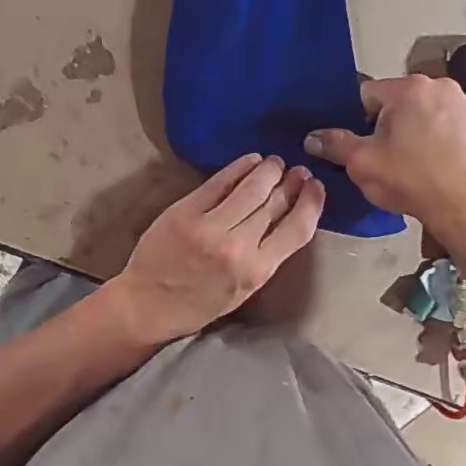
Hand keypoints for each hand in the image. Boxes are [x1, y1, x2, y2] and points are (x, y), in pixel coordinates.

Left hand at [101, 154, 324, 345]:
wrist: (149, 305)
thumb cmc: (199, 304)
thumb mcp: (244, 289)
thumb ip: (266, 256)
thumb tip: (287, 218)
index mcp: (257, 271)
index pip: (298, 229)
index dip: (312, 203)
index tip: (317, 187)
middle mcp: (238, 246)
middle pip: (276, 203)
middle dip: (292, 182)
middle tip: (298, 171)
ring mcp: (210, 226)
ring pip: (252, 187)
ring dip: (269, 170)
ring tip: (275, 162)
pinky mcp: (186, 211)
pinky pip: (219, 182)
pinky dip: (240, 167)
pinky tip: (250, 160)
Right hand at [304, 75, 465, 244]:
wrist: (464, 206)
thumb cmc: (411, 180)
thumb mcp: (362, 163)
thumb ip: (334, 144)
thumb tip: (312, 137)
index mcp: (408, 87)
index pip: (365, 94)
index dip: (355, 120)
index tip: (358, 144)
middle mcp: (437, 85)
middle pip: (394, 101)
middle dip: (384, 123)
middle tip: (380, 155)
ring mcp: (461, 102)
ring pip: (419, 110)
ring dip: (409, 128)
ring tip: (405, 160)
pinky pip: (441, 121)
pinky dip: (431, 135)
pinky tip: (428, 160)